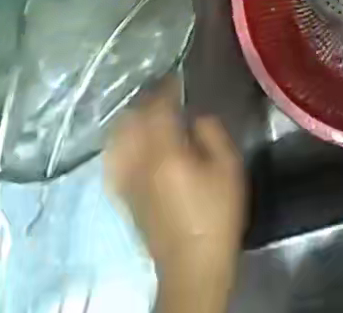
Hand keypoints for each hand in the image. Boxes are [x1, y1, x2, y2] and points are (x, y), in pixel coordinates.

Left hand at [104, 81, 246, 312]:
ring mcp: (127, 177)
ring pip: (119, 135)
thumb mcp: (228, 167)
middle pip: (133, 117)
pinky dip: (119, 141)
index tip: (177, 76)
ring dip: (131, 117)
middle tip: (164, 90)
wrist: (193, 267)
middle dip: (147, 98)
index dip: (166, 86)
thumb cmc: (216, 214)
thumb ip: (211, 132)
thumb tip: (195, 116)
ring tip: (147, 110)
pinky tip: (129, 139)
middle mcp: (139, 159)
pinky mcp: (123, 194)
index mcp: (165, 150)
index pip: (158, 105)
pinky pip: (113, 157)